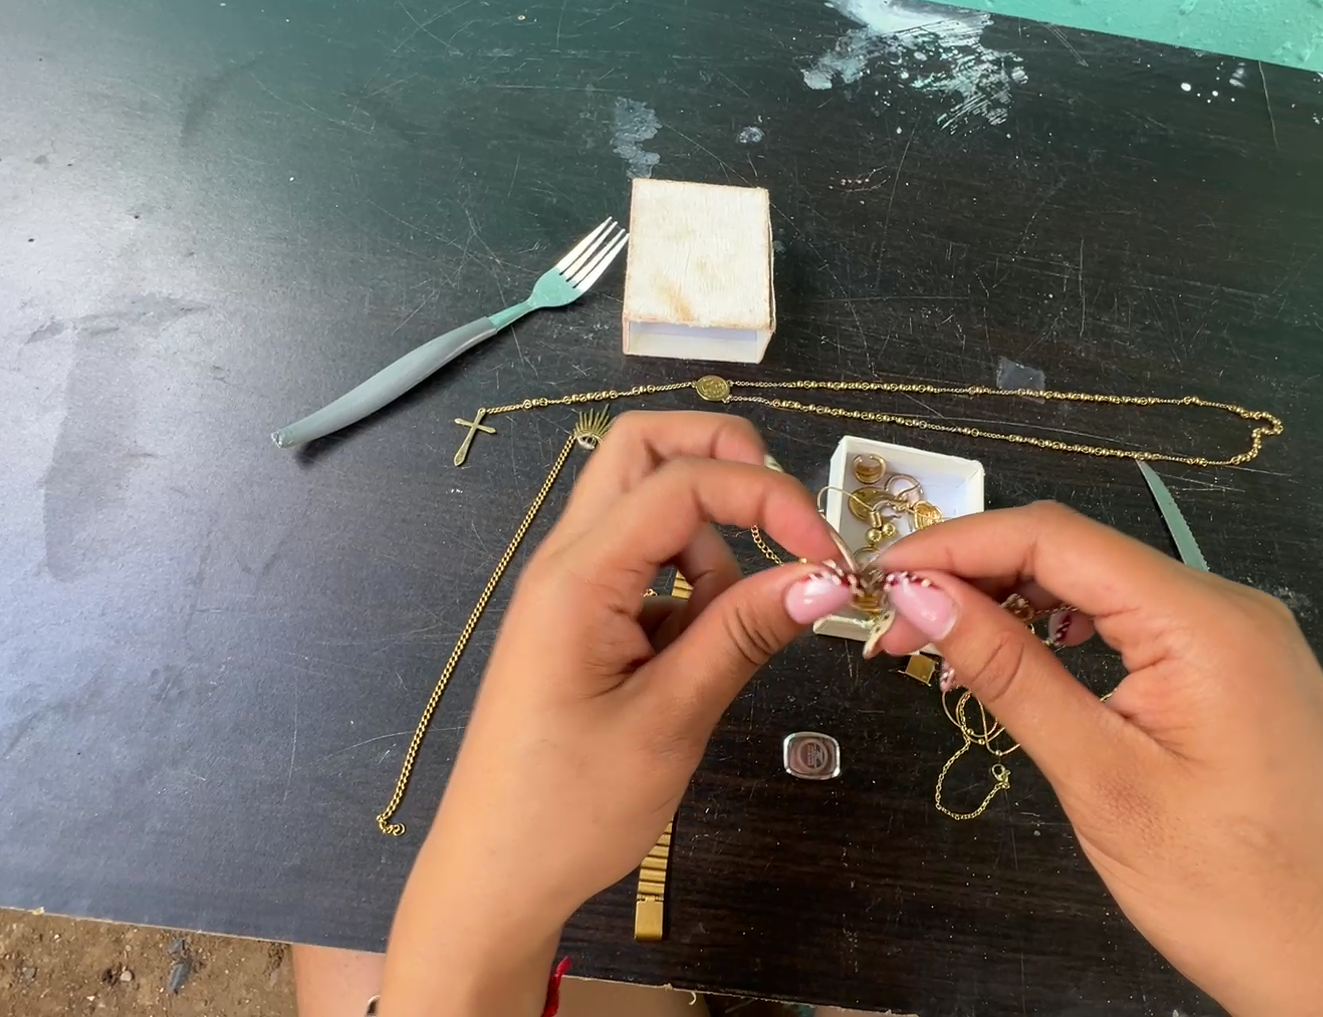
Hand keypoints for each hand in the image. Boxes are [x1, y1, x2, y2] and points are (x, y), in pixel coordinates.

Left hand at [378, 411, 845, 1015]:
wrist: (495, 876)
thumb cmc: (573, 807)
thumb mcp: (672, 719)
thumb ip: (745, 632)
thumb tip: (826, 576)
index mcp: (579, 575)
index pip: (681, 483)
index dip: (766, 495)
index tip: (827, 554)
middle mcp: (567, 557)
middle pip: (640, 447)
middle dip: (720, 455)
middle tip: (780, 514)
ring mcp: (570, 582)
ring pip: (645, 497)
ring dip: (707, 533)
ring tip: (718, 629)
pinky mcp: (582, 611)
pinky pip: (643, 555)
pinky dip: (687, 574)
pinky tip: (691, 646)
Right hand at [873, 502, 1322, 1016]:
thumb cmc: (1229, 892)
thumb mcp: (1098, 776)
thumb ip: (1007, 670)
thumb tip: (919, 595)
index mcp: (1202, 618)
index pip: (1053, 537)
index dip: (955, 543)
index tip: (881, 572)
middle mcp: (1222, 602)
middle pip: (1070, 551)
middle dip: (973, 573)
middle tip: (898, 622)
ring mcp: (1230, 633)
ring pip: (1091, 581)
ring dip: (1008, 598)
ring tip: (943, 642)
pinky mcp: (1226, 666)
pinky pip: (1121, 617)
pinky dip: (1053, 625)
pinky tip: (1018, 654)